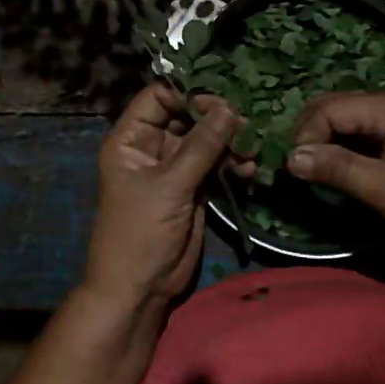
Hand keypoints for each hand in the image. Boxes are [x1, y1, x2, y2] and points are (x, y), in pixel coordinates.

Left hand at [85, 84, 239, 307]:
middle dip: (216, 117)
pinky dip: (233, 163)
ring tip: (253, 147)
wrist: (139, 289)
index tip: (220, 100)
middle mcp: (151, 147)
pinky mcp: (194, 189)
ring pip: (205, 141)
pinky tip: (250, 168)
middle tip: (247, 122)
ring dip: (230, 141)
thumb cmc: (139, 232)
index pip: (158, 98)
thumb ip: (200, 147)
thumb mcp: (168, 186)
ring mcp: (174, 168)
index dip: (187, 94)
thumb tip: (229, 109)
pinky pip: (215, 165)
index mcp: (130, 139)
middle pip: (186, 116)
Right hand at [285, 91, 384, 271]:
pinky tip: (334, 172)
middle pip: (336, 109)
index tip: (291, 170)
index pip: (331, 108)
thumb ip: (338, 170)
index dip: (305, 135)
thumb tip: (289, 158)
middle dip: (310, 135)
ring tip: (309, 173)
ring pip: (346, 123)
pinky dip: (343, 152)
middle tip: (295, 170)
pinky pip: (362, 137)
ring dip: (324, 144)